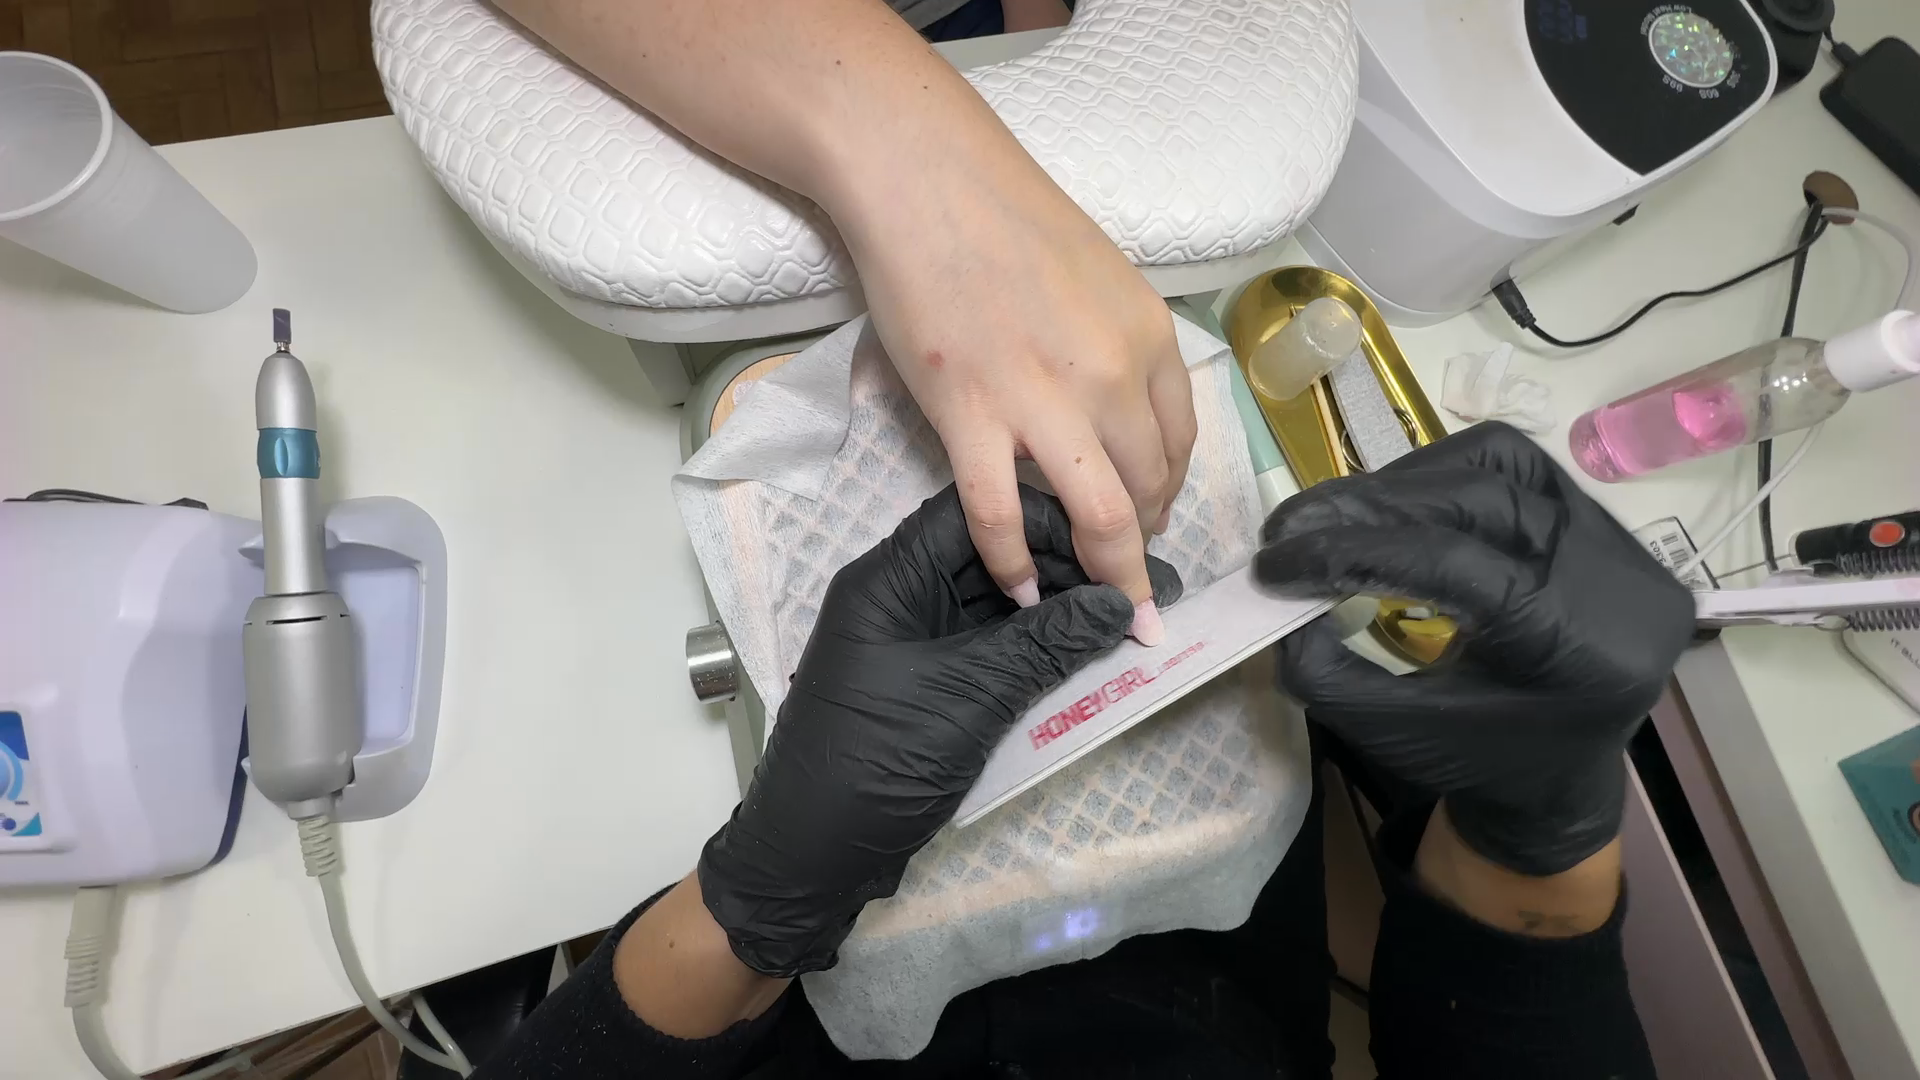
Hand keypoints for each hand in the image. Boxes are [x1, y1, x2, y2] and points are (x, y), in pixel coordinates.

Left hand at [698, 484, 1181, 975]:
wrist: (815, 856)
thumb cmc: (881, 760)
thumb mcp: (970, 695)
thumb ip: (1047, 642)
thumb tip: (1121, 602)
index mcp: (889, 577)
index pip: (972, 515)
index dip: (1044, 522)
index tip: (1113, 545)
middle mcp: (902, 593)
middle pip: (990, 554)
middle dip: (1063, 569)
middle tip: (1143, 589)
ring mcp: (917, 635)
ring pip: (996, 600)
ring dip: (1057, 609)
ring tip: (1127, 619)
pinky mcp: (932, 675)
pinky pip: (991, 642)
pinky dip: (1037, 644)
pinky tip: (1088, 649)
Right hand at [822, 120, 1193, 644]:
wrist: (929, 183)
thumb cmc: (1012, 222)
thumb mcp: (1102, 280)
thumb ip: (1124, 350)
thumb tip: (1118, 417)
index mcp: (1149, 339)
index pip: (1181, 444)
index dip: (1170, 496)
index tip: (1153, 520)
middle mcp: (1112, 377)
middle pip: (1149, 488)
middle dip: (1145, 543)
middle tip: (1126, 570)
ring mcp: (1044, 401)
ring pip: (1098, 516)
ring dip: (1107, 574)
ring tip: (1102, 607)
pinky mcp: (972, 417)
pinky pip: (1000, 514)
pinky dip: (1012, 563)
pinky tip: (1017, 590)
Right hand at [1254, 422, 1694, 875]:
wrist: (1552, 774)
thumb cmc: (1468, 759)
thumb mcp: (1377, 726)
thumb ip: (1316, 661)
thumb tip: (1272, 587)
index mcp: (1575, 650)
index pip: (1449, 563)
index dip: (1347, 551)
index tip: (1271, 564)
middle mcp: (1616, 581)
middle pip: (1471, 498)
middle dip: (1361, 506)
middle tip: (1286, 527)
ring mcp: (1619, 542)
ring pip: (1489, 464)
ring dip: (1395, 483)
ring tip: (1334, 516)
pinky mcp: (1598, 522)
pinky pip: (1505, 462)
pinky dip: (1434, 472)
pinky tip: (1392, 505)